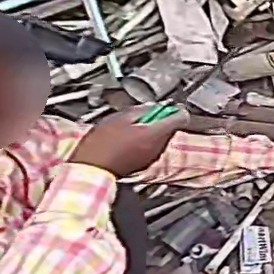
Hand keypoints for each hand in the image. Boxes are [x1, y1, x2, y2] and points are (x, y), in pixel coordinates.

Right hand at [70, 111, 191, 175]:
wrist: (91, 168)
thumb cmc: (102, 144)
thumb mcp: (120, 118)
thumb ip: (141, 110)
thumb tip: (153, 106)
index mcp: (155, 133)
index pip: (182, 117)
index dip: (176, 108)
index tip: (169, 106)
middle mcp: (159, 146)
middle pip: (171, 127)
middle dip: (160, 119)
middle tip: (143, 115)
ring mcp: (153, 156)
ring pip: (162, 137)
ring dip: (152, 129)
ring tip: (132, 127)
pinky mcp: (145, 162)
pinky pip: (152, 146)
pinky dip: (146, 140)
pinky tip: (129, 138)